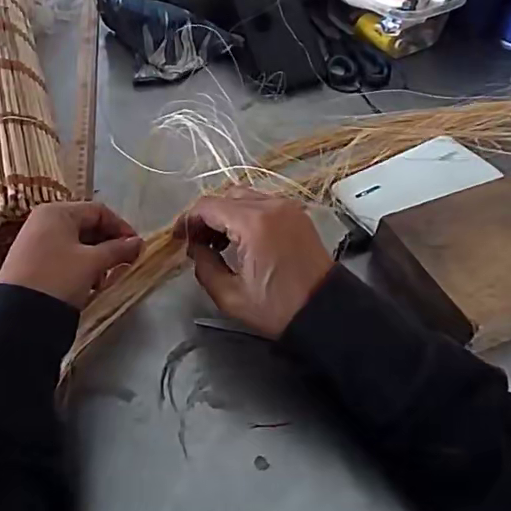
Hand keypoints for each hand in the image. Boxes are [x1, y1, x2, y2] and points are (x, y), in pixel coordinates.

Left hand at [0, 201, 142, 309]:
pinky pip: (62, 255)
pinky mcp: (30, 259)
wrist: (17, 312)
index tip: (137, 248)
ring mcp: (34, 239)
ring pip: (75, 242)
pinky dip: (79, 265)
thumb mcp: (92, 263)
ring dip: (95, 258)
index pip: (98, 210)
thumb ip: (117, 250)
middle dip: (108, 245)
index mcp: (57, 212)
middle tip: (123, 264)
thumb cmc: (58, 278)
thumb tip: (138, 243)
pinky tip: (87, 284)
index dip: (121, 227)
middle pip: (86, 225)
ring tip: (103, 279)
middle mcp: (43, 220)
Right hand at [181, 188, 333, 339]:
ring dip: (225, 213)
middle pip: (224, 196)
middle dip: (205, 216)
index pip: (207, 206)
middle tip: (198, 242)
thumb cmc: (279, 308)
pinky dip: (244, 213)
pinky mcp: (296, 214)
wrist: (330, 313)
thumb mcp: (230, 295)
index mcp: (253, 223)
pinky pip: (260, 202)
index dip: (187, 220)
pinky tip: (241, 237)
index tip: (180, 238)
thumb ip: (204, 265)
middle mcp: (271, 205)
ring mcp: (287, 207)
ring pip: (242, 196)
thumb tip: (196, 247)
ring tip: (219, 241)